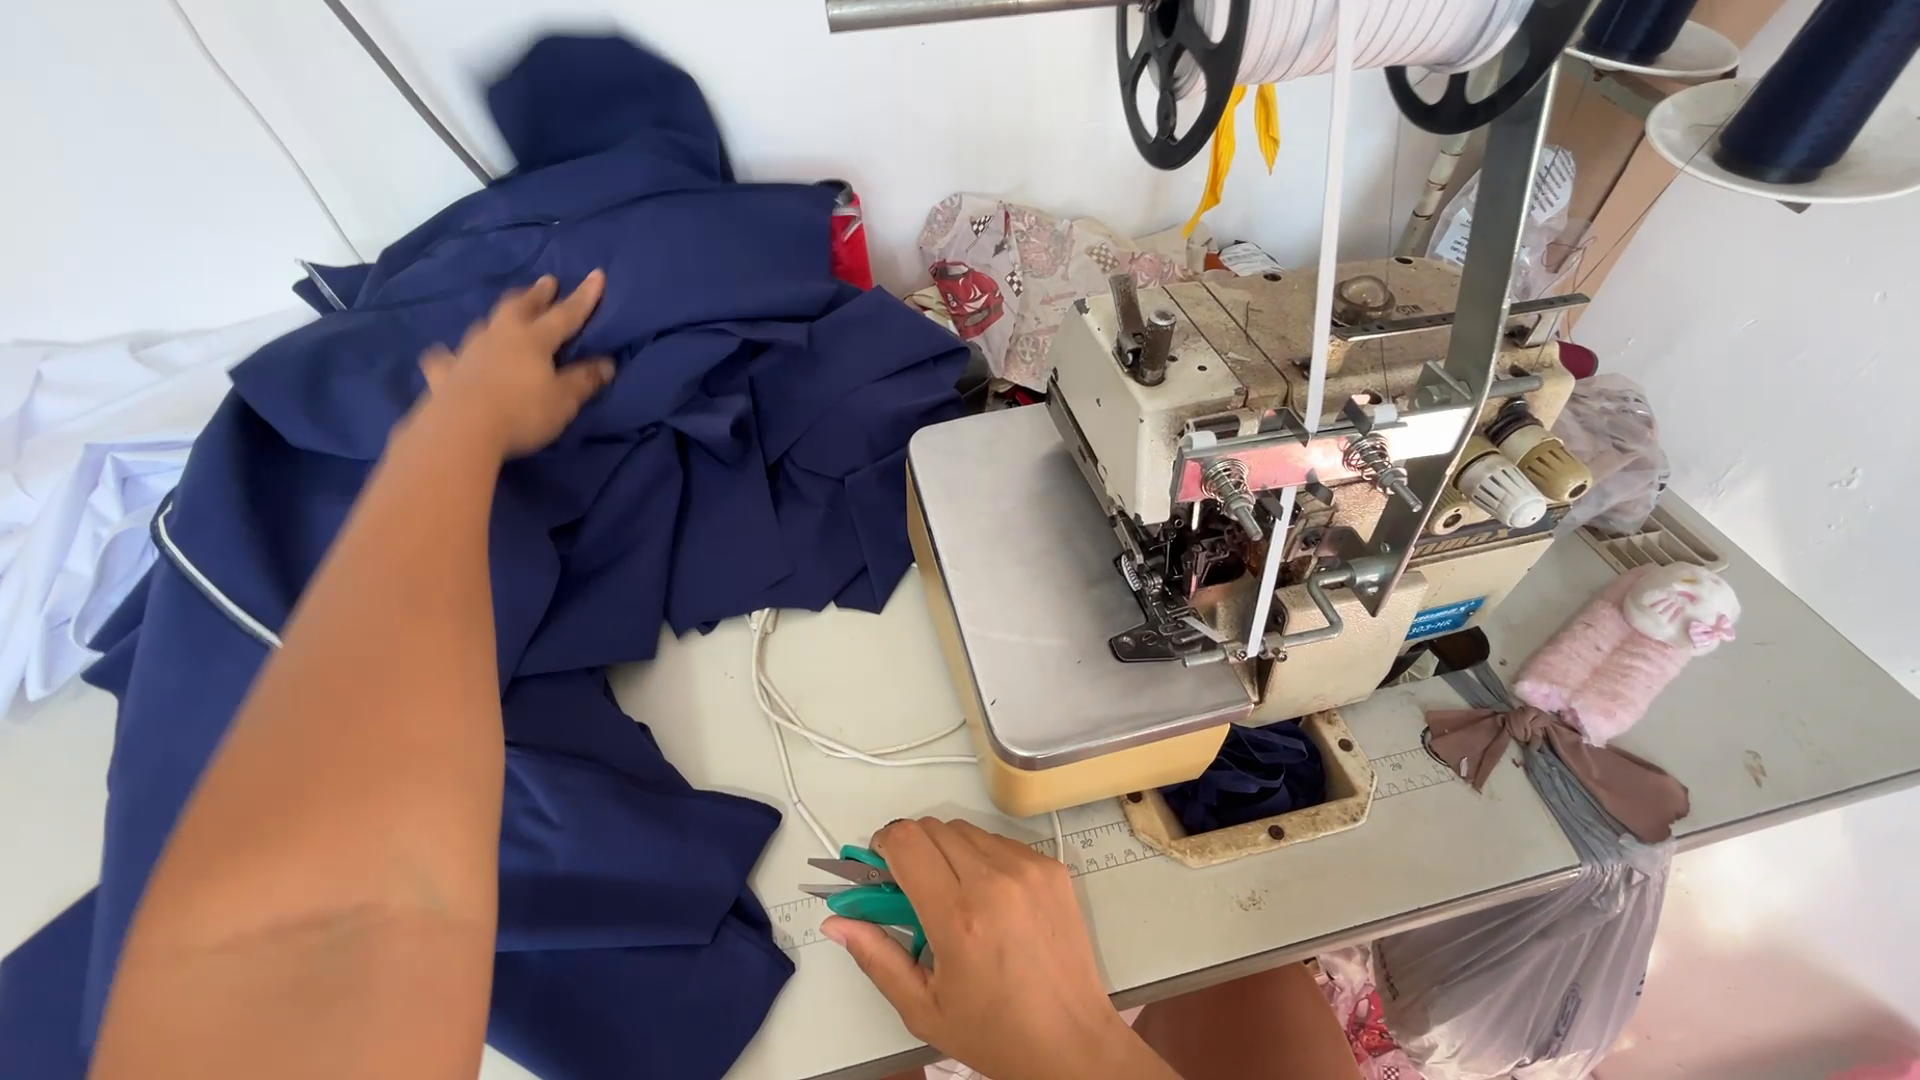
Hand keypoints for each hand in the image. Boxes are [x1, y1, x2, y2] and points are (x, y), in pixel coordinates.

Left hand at [415, 271, 615, 459]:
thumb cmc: (522, 412)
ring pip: (485, 326)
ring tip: (505, 315)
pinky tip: (446, 354)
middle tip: (546, 283)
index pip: (565, 314)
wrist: (460, 429)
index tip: (597, 275)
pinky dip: (449, 355)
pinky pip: (446, 359)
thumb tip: (606, 363)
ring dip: (498, 319)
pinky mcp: (445, 374)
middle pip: (519, 308)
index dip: (583, 297)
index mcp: (533, 340)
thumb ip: (584, 380)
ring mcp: (468, 352)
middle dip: (536, 295)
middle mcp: (499, 336)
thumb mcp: (564, 400)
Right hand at [823, 819, 1171, 1079]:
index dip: (883, 844)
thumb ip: (876, 957)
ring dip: (947, 850)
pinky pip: (1000, 841)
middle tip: (910, 884)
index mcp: (957, 916)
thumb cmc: (995, 1032)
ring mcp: (1028, 869)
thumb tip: (836, 921)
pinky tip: (988, 896)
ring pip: (965, 829)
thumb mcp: (924, 1008)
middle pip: (932, 827)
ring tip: (952, 893)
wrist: (1072, 1041)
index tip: (879, 864)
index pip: (906, 841)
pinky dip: (983, 857)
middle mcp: (994, 881)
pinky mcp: (1051, 868)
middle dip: (911, 847)